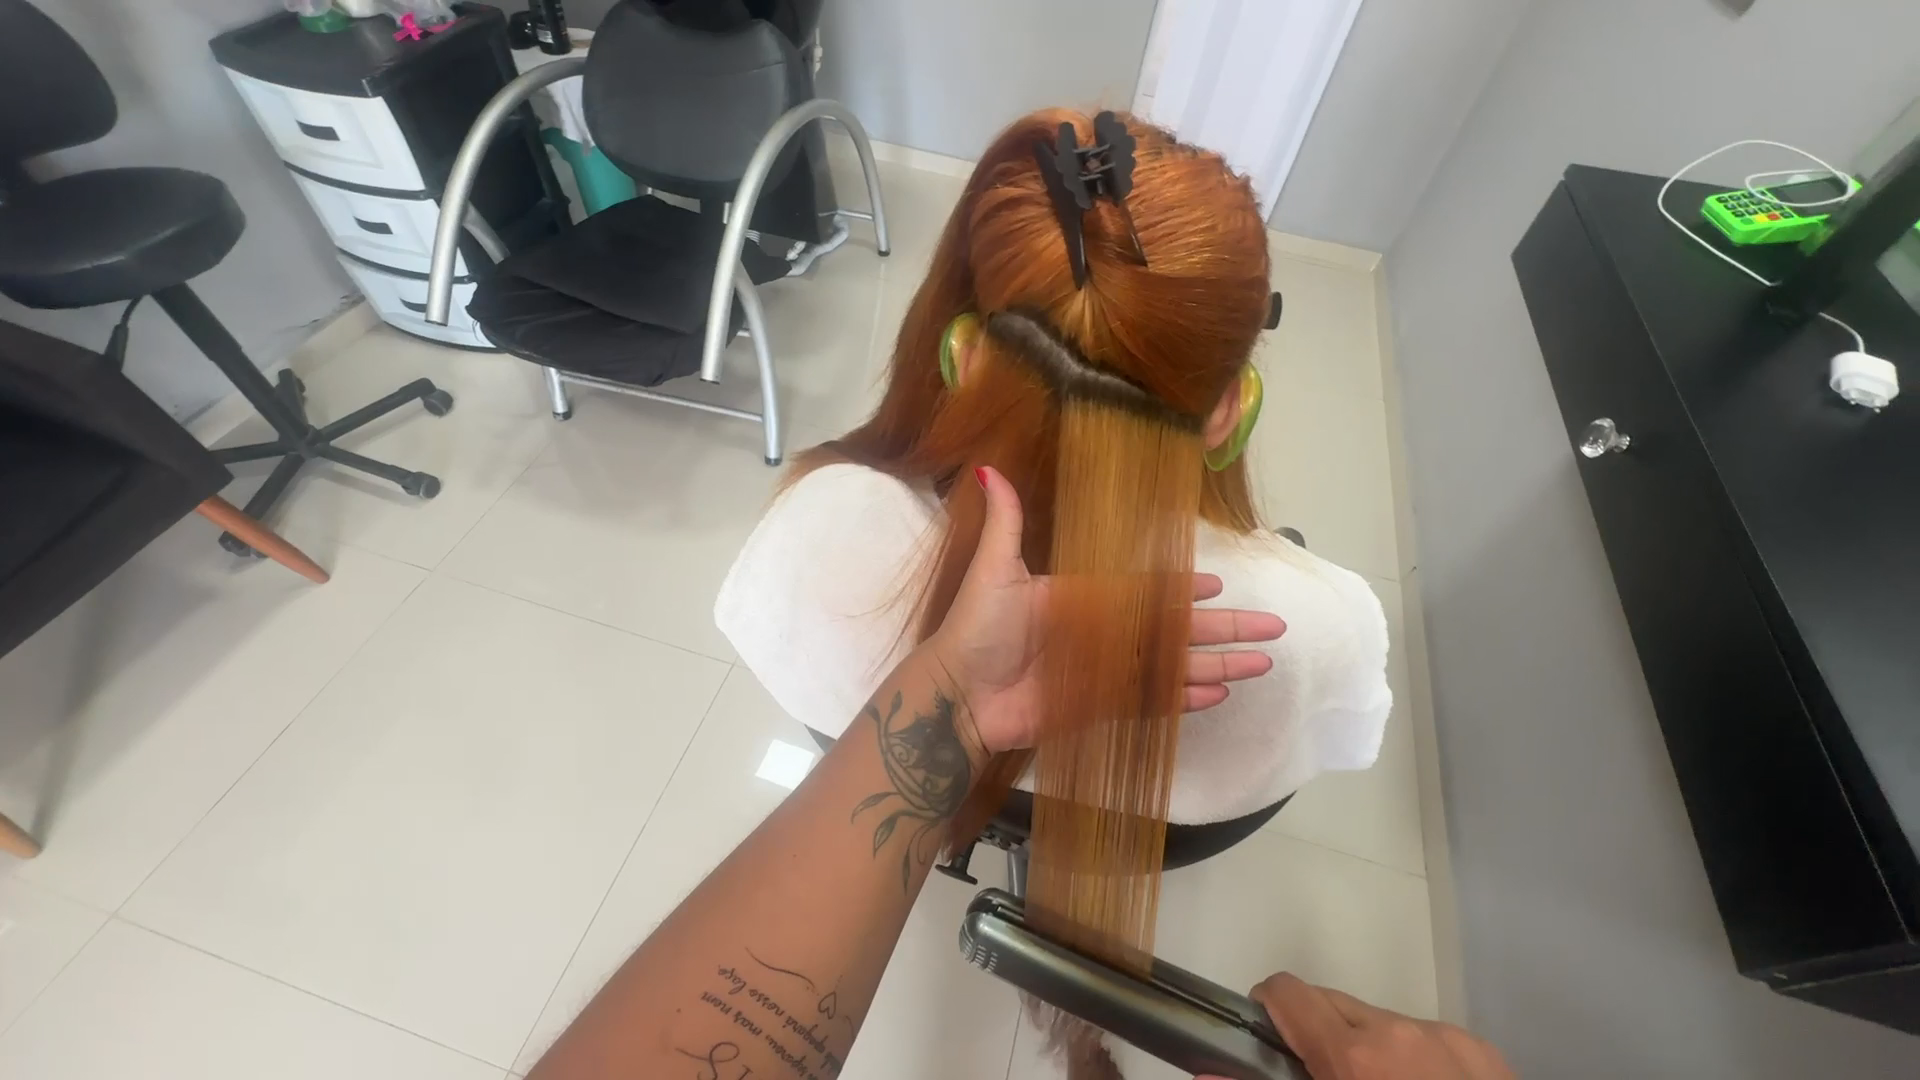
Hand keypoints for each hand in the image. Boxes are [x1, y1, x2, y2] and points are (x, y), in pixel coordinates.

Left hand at [926, 466, 1286, 754]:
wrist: (959, 696)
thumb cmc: (978, 629)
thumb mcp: (995, 569)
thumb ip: (1006, 523)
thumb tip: (988, 466)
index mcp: (1083, 599)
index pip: (1147, 592)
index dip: (1184, 590)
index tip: (1220, 584)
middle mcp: (1101, 636)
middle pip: (1174, 631)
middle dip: (1224, 629)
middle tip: (1271, 629)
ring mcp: (1104, 673)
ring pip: (1173, 667)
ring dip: (1217, 664)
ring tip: (1261, 665)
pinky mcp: (1100, 708)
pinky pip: (1152, 703)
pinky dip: (1185, 699)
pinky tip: (1219, 693)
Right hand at [1200, 974, 1513, 1079]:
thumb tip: (1203, 1074)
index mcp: (1355, 1056)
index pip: (1288, 991)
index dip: (1269, 1010)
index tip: (1268, 1042)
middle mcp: (1398, 1031)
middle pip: (1331, 1003)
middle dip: (1318, 1036)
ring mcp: (1448, 1039)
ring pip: (1381, 1022)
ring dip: (1369, 1052)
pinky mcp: (1487, 1053)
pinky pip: (1428, 1038)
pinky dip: (1415, 1062)